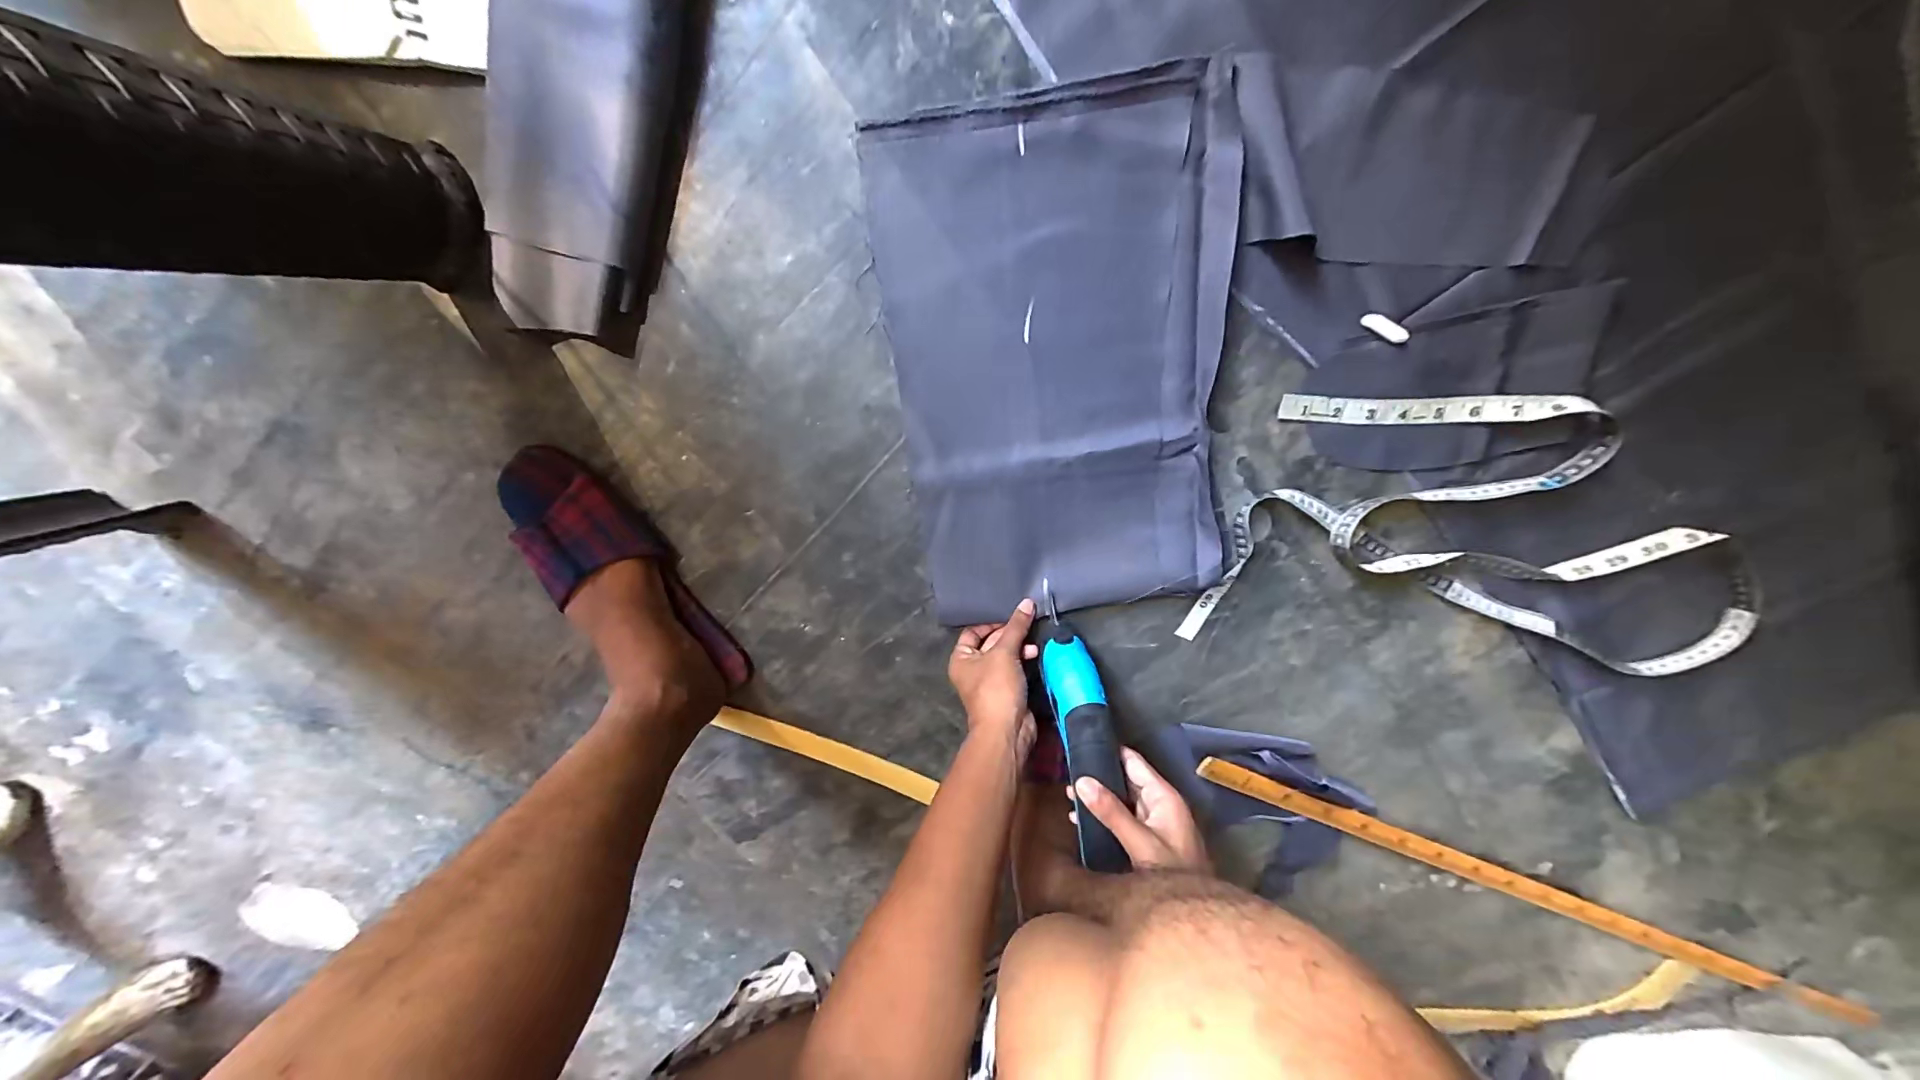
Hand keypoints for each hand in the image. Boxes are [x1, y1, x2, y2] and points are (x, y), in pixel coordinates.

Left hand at [948, 599, 1038, 746]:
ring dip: (1020, 647)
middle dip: (1010, 633)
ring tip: (1035, 643)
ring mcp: (990, 681)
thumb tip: (1027, 603)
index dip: (991, 622)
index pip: (974, 631)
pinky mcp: (1007, 690)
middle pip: (992, 642)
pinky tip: (1037, 653)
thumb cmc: (996, 687)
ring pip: (1006, 656)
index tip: (1012, 615)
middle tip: (1029, 623)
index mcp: (961, 658)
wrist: (1007, 729)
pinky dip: (1024, 660)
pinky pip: (1015, 669)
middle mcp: (972, 669)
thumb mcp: (1004, 652)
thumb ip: (1016, 627)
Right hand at [1073, 748, 1209, 873]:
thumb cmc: (1172, 873)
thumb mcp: (1139, 841)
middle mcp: (1160, 805)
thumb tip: (1082, 781)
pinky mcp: (1148, 840)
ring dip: (1098, 797)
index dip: (1110, 751)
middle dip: (1099, 775)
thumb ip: (1111, 811)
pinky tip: (1081, 818)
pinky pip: (1122, 818)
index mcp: (1164, 797)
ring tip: (1068, 793)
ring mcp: (1155, 823)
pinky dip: (1103, 815)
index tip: (1083, 743)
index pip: (1134, 763)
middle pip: (1126, 780)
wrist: (1192, 915)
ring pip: (1122, 800)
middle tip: (1068, 770)